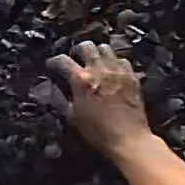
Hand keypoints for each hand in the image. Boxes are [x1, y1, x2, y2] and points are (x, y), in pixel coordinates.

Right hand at [47, 40, 162, 167]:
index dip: (54, 62)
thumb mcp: (71, 116)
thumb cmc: (96, 131)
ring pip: (104, 48)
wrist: (128, 138)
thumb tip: (54, 87)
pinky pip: (121, 59)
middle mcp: (99, 70)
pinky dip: (114, 62)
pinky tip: (111, 72)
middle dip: (77, 51)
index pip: (62, 60)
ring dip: (96, 54)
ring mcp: (118, 71)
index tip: (52, 67)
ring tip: (94, 63)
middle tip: (75, 60)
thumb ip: (60, 98)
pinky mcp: (132, 76)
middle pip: (86, 46)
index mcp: (81, 80)